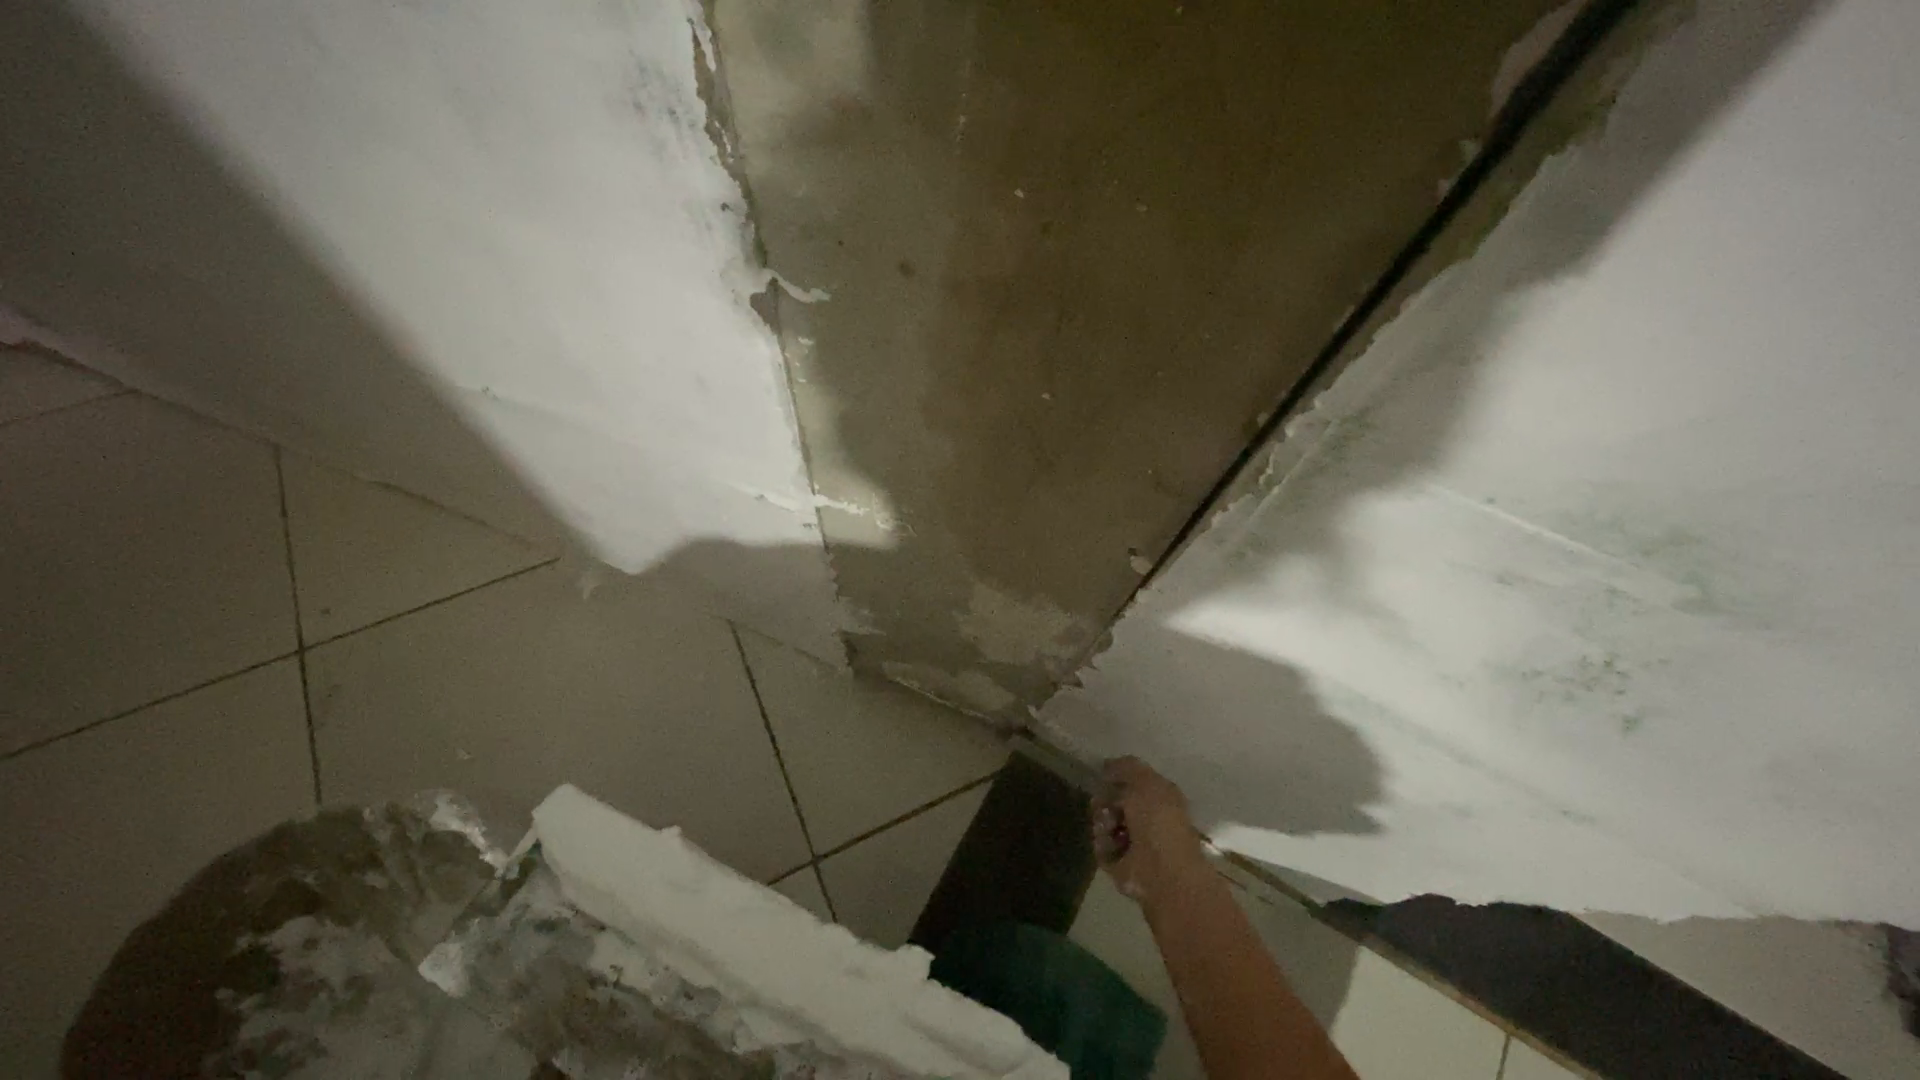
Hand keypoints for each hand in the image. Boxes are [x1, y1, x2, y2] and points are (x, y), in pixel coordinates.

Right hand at [1091, 757, 1209, 902]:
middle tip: (1101, 804)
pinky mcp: (1120, 864)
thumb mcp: (1145, 782)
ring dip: (1102, 822)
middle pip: (1114, 803)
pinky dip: (1102, 844)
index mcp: (1161, 799)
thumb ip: (1127, 767)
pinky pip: (1101, 846)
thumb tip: (1107, 765)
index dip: (1117, 778)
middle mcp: (1148, 820)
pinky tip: (1110, 844)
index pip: (1133, 783)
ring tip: (1108, 828)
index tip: (1103, 776)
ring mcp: (1134, 844)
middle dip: (1104, 801)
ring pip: (1104, 824)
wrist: (1161, 870)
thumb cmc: (1158, 821)